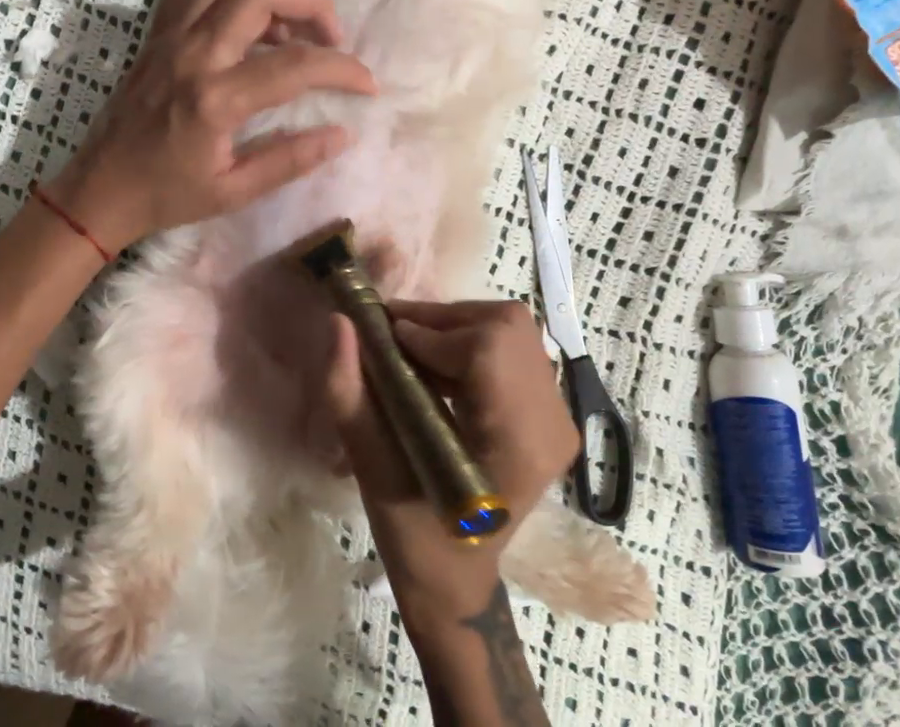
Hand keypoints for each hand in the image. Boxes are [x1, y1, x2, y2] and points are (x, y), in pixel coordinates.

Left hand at [46, 0, 375, 250]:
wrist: (100, 189)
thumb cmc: (166, 196)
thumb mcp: (233, 191)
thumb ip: (291, 159)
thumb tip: (343, 134)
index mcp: (215, 100)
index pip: (295, 64)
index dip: (342, 68)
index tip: (366, 84)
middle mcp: (192, 56)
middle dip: (312, 2)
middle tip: (331, 37)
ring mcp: (169, 39)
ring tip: (288, 30)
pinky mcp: (155, 37)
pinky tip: (243, 24)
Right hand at [324, 300, 576, 616]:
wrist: (456, 577)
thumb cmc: (413, 534)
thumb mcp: (371, 469)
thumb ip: (349, 394)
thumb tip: (340, 322)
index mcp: (517, 443)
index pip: (487, 348)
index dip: (430, 332)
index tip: (384, 343)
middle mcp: (552, 423)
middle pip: (505, 326)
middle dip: (442, 321)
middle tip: (393, 340)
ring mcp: (559, 419)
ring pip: (511, 331)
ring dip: (454, 329)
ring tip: (410, 354)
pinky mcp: (551, 416)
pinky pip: (514, 351)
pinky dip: (469, 344)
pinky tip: (437, 371)